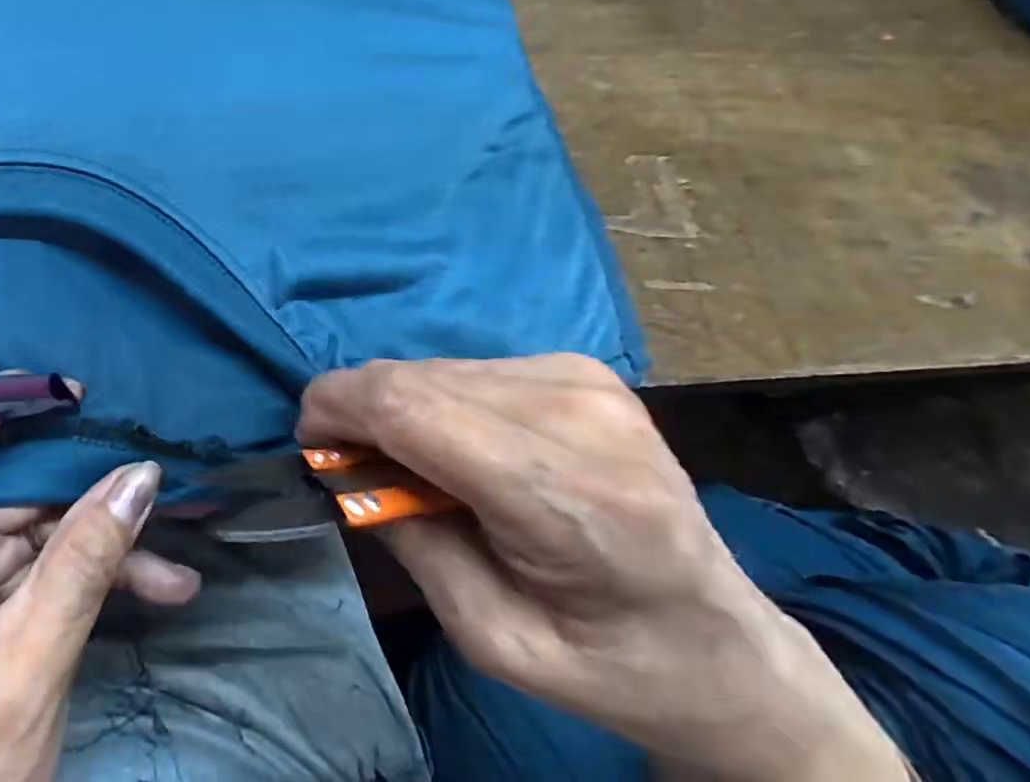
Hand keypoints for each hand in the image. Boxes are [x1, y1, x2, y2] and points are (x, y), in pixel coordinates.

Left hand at [0, 380, 200, 781]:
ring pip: (38, 514)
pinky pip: (51, 555)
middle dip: (77, 470)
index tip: (68, 394)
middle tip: (143, 454)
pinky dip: (105, 566)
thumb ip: (84, 563)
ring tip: (175, 535)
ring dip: (107, 528)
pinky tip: (165, 582)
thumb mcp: (26, 667)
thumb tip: (142, 477)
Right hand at [299, 355, 909, 781]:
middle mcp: (579, 412)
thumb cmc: (604, 662)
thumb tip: (345, 463)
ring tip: (410, 466)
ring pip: (439, 366)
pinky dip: (439, 401)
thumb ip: (409, 538)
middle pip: (417, 377)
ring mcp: (587, 379)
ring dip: (400, 406)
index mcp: (567, 495)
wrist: (719, 640)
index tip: (310, 442)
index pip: (413, 407)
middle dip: (360, 410)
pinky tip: (457, 446)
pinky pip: (472, 368)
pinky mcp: (584, 368)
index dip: (339, 408)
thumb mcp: (487, 635)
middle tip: (352, 466)